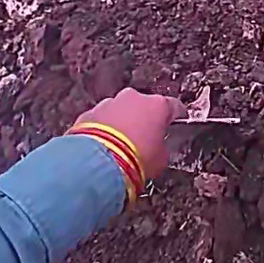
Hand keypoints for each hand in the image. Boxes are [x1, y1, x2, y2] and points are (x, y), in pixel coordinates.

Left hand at [73, 89, 187, 178]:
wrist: (98, 163)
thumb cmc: (135, 159)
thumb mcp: (160, 160)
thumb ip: (161, 149)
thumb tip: (158, 150)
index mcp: (157, 105)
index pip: (173, 106)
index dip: (175, 117)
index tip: (174, 124)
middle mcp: (133, 98)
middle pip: (143, 106)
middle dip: (143, 121)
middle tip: (143, 141)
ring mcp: (109, 104)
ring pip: (119, 111)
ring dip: (121, 125)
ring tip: (121, 147)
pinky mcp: (88, 113)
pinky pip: (100, 120)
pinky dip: (102, 131)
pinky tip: (104, 148)